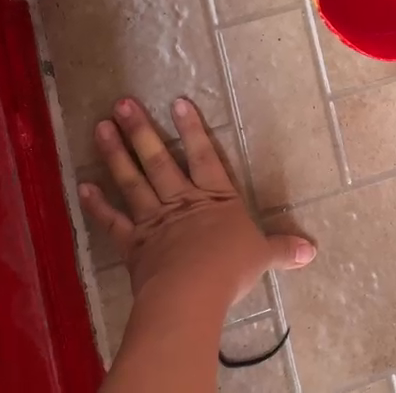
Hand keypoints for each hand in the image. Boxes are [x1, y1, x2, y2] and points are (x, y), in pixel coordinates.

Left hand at [79, 97, 315, 319]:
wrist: (191, 294)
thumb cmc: (230, 270)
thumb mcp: (262, 256)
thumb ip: (283, 249)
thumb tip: (313, 251)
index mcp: (216, 197)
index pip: (204, 155)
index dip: (192, 128)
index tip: (177, 102)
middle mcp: (182, 200)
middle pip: (159, 160)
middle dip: (141, 130)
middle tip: (122, 103)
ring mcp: (154, 219)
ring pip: (133, 180)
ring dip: (116, 154)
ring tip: (101, 127)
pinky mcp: (133, 244)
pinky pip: (113, 221)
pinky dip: (97, 204)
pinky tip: (82, 185)